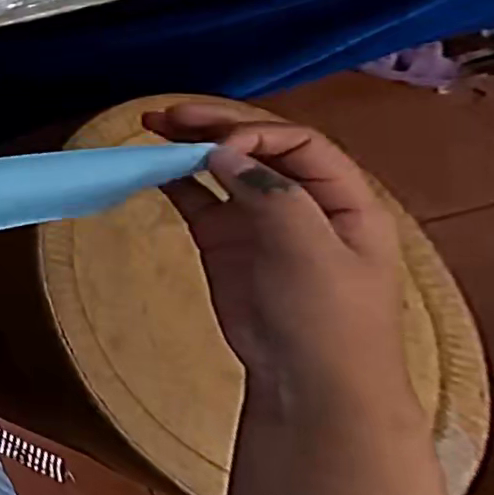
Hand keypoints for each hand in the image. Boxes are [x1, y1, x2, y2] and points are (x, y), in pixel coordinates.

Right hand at [142, 103, 414, 425]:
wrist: (305, 379)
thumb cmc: (326, 317)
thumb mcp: (311, 253)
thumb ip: (272, 196)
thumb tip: (221, 151)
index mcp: (342, 200)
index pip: (299, 144)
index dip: (255, 134)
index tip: (213, 145)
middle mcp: (300, 201)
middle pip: (256, 147)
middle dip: (214, 126)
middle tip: (167, 115)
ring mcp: (257, 218)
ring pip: (222, 166)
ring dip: (189, 144)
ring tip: (152, 126)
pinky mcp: (223, 236)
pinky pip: (196, 195)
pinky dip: (173, 177)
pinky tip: (151, 165)